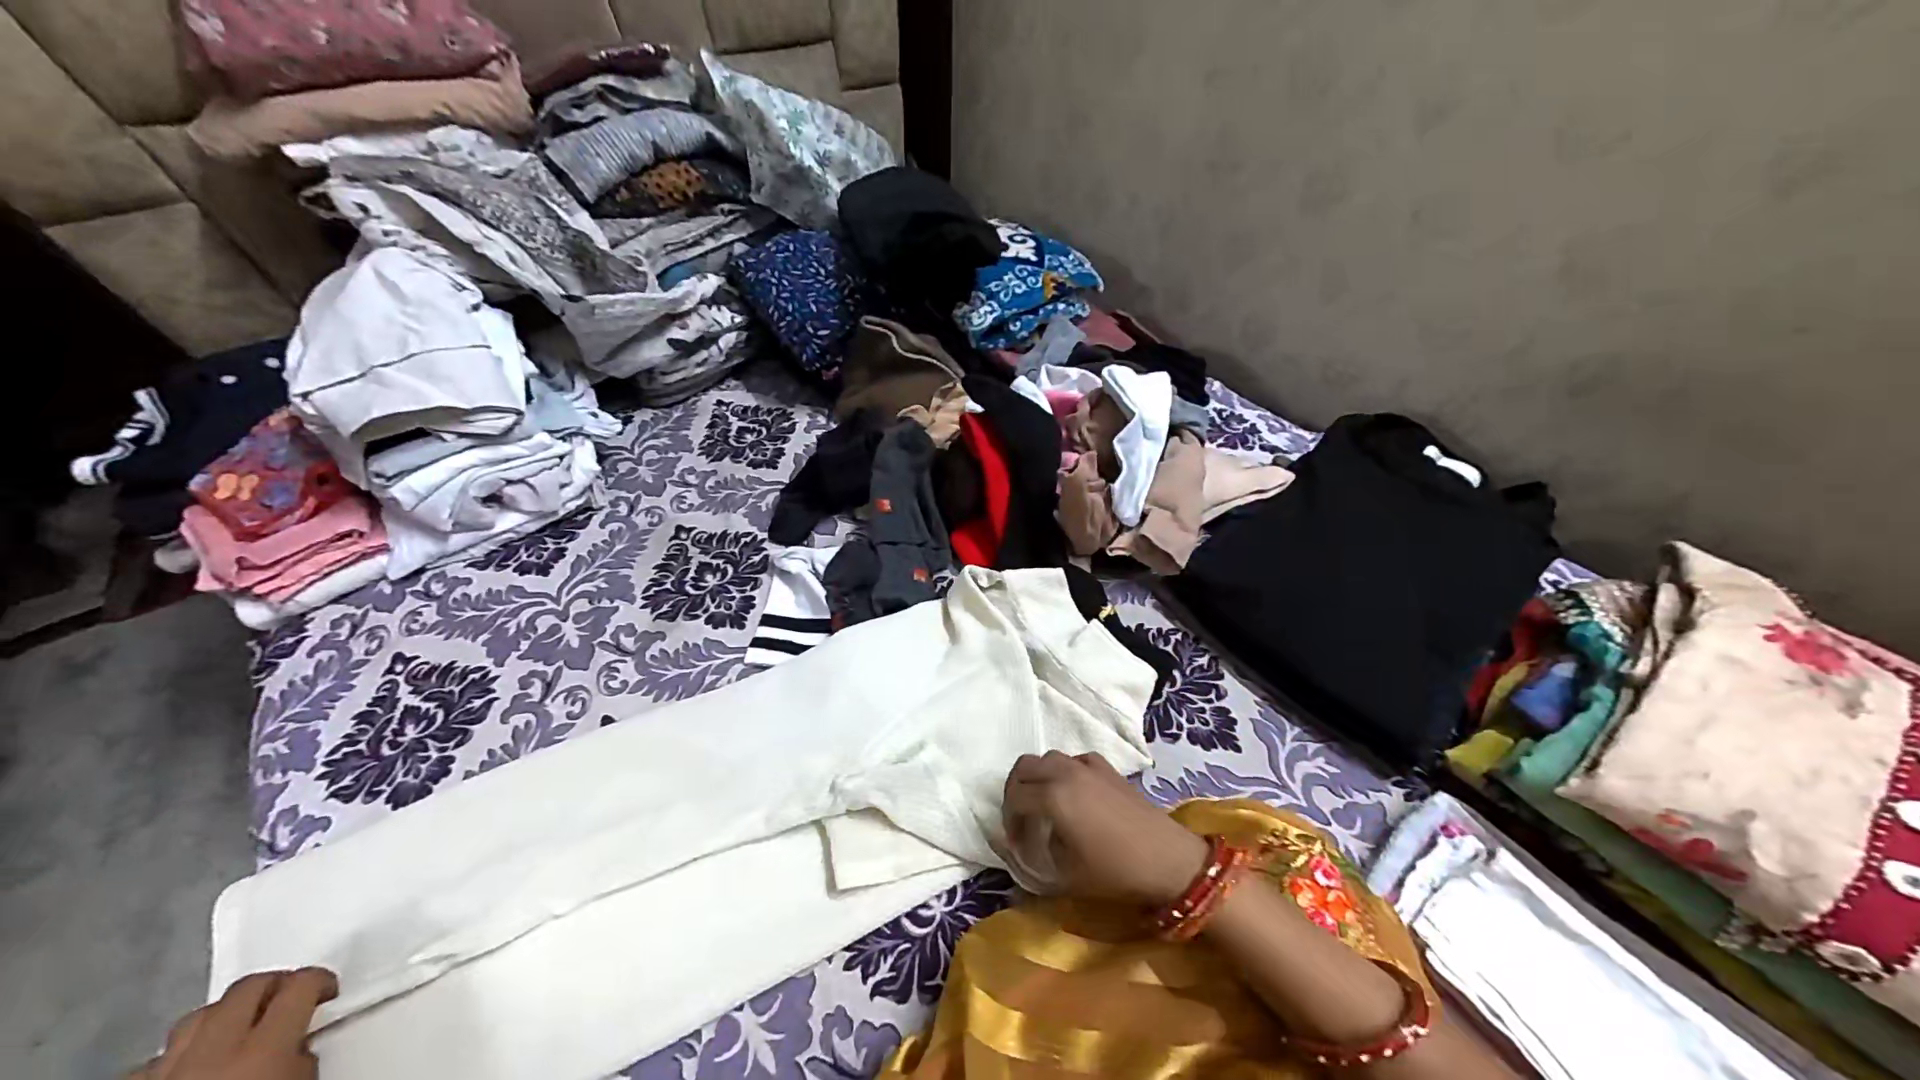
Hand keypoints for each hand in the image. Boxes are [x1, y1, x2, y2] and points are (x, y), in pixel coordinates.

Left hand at [129, 968, 336, 1079]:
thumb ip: (302, 1059)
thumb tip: (298, 1044)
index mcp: (263, 1047)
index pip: (301, 985)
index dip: (320, 980)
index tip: (327, 991)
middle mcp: (213, 1049)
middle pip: (248, 987)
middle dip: (274, 984)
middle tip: (289, 997)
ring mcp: (165, 1069)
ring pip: (195, 1017)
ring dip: (223, 1014)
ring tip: (238, 1027)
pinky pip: (153, 1060)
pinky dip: (175, 1056)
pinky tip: (187, 1066)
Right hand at [1002, 751, 1207, 904]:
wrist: (1169, 860)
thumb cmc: (1116, 870)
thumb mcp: (1067, 875)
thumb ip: (1035, 858)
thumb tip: (1021, 848)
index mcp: (1053, 796)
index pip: (1014, 798)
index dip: (1010, 821)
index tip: (1017, 844)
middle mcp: (1066, 772)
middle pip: (1025, 767)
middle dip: (1016, 790)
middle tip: (1021, 818)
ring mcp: (1089, 766)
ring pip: (1049, 758)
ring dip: (1039, 778)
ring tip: (1045, 806)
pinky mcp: (1108, 768)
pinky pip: (1074, 761)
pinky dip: (1065, 772)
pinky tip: (1075, 795)